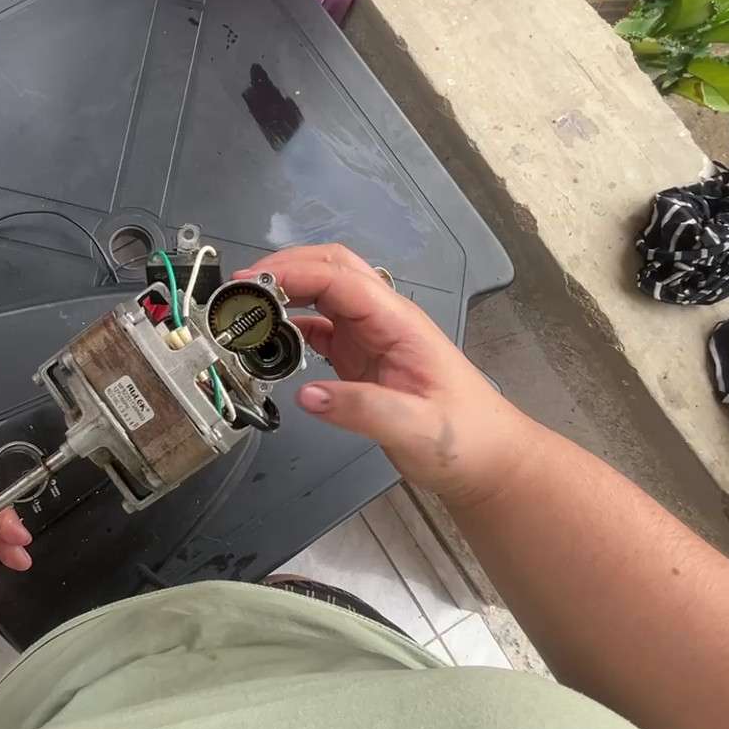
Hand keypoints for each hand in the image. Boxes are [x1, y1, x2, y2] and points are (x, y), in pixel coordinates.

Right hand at [241, 244, 541, 508]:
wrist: (488, 460)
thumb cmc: (466, 440)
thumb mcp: (417, 428)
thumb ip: (362, 409)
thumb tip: (305, 395)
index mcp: (397, 322)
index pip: (339, 279)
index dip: (293, 274)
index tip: (250, 284)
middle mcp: (381, 319)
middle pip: (331, 268)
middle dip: (284, 268)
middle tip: (240, 287)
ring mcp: (369, 335)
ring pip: (321, 292)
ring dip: (284, 291)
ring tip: (245, 307)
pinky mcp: (359, 355)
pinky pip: (318, 326)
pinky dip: (289, 323)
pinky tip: (268, 337)